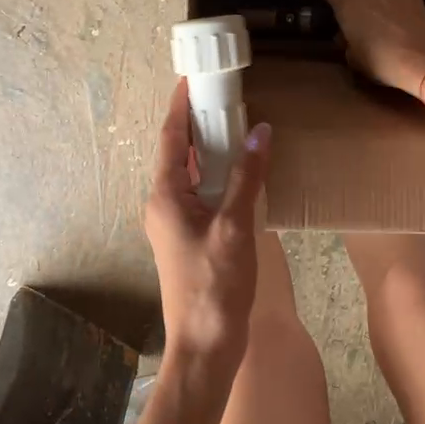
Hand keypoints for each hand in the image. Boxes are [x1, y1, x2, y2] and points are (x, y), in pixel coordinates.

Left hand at [145, 79, 269, 379]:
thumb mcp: (234, 226)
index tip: (193, 77)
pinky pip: (202, 193)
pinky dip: (219, 174)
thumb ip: (247, 177)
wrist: (206, 345)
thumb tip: (260, 131)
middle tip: (224, 93)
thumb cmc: (214, 285)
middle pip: (180, 153)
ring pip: (192, 174)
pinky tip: (242, 171)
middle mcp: (164, 204)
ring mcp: (176, 223)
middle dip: (199, 122)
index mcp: (166, 196)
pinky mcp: (191, 238)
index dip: (180, 106)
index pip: (171, 138)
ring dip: (211, 148)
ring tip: (236, 123)